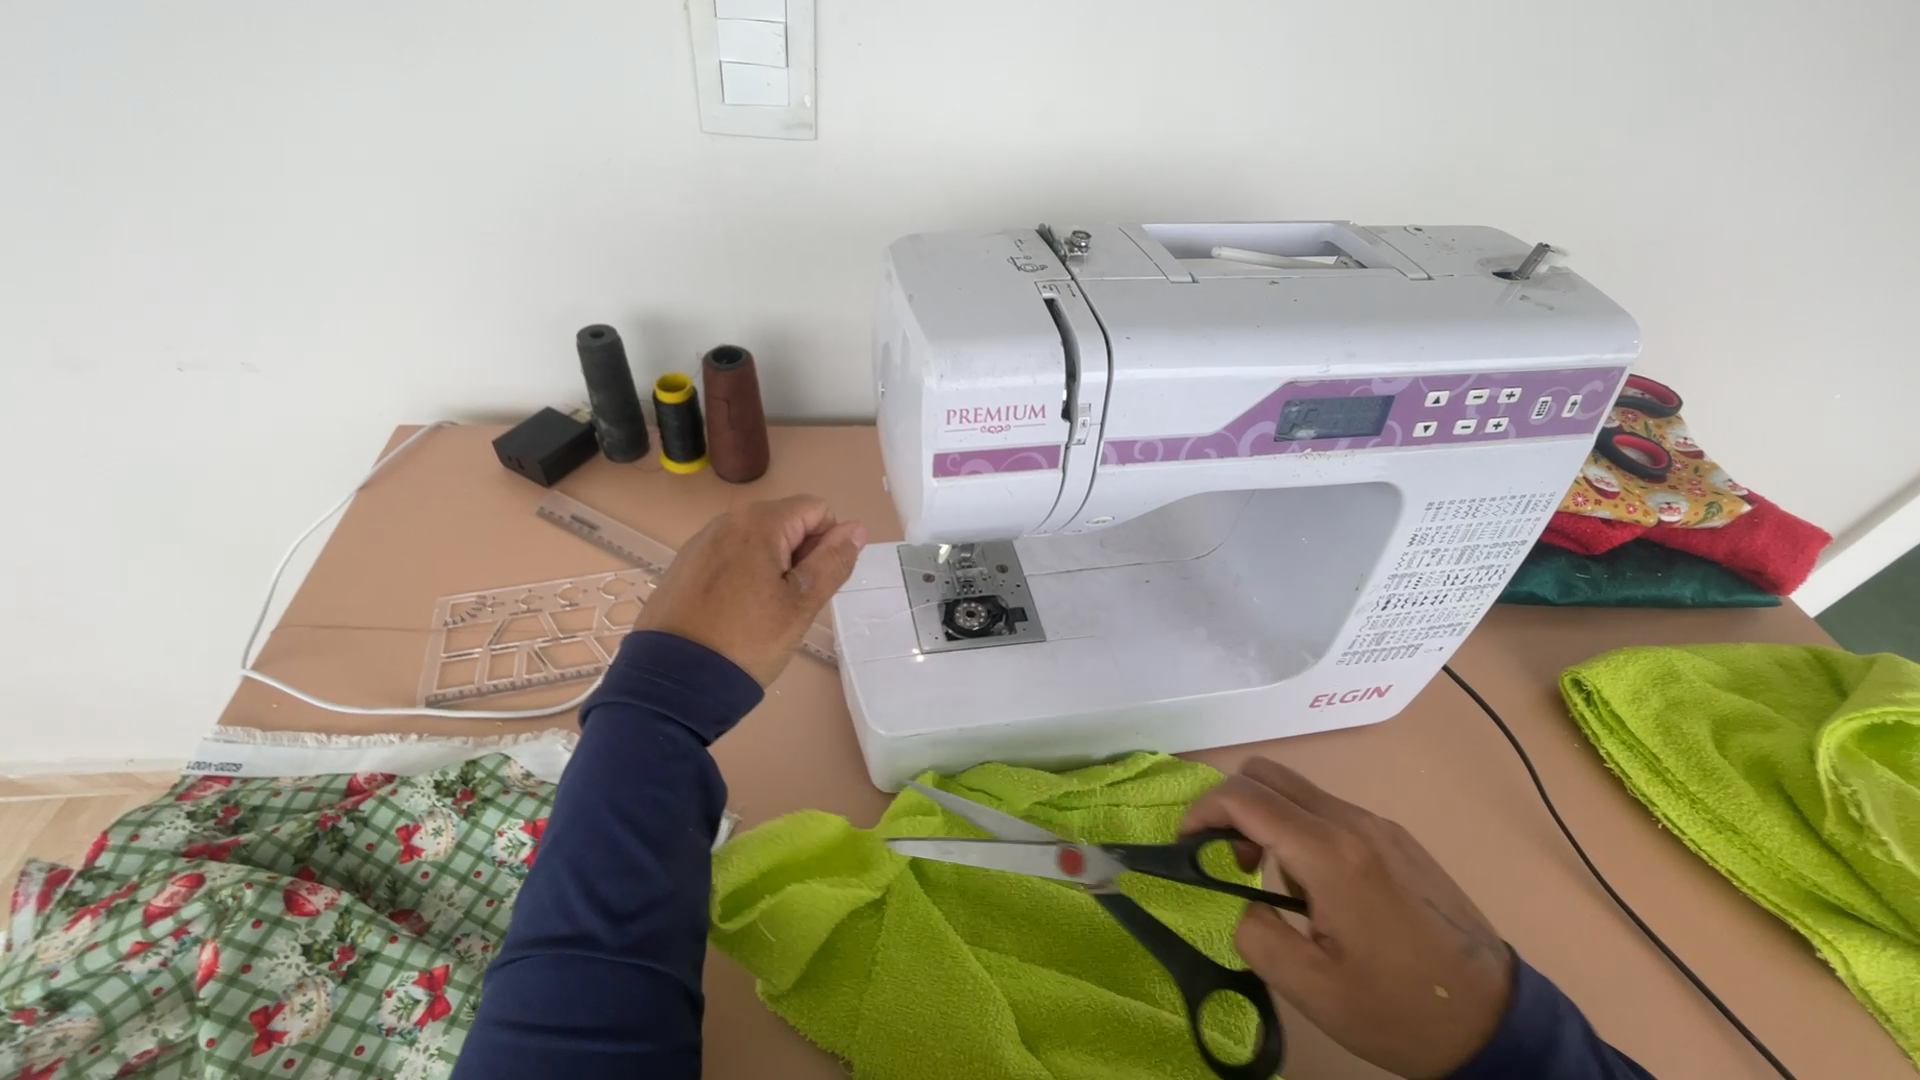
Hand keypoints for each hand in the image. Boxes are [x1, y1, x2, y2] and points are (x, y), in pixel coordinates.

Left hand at [636, 495, 865, 685]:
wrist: (673, 682)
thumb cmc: (747, 641)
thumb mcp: (801, 604)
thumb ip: (833, 562)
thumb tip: (856, 528)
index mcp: (759, 523)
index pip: (817, 510)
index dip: (827, 545)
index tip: (811, 586)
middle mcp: (727, 521)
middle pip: (787, 523)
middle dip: (800, 557)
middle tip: (790, 605)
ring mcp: (701, 544)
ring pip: (759, 543)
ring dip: (773, 570)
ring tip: (762, 614)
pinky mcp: (685, 568)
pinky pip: (730, 560)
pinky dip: (744, 579)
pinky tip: (735, 615)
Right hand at [1183, 758, 1513, 1079]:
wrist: (1497, 1023)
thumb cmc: (1397, 1009)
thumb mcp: (1310, 988)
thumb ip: (1252, 932)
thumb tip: (1235, 899)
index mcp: (1330, 853)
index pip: (1244, 798)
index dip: (1201, 811)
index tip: (1185, 844)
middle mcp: (1353, 822)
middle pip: (1268, 774)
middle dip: (1231, 805)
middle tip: (1229, 860)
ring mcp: (1379, 825)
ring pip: (1298, 790)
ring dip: (1267, 818)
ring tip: (1275, 883)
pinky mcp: (1396, 838)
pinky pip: (1329, 810)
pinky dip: (1300, 828)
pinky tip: (1317, 887)